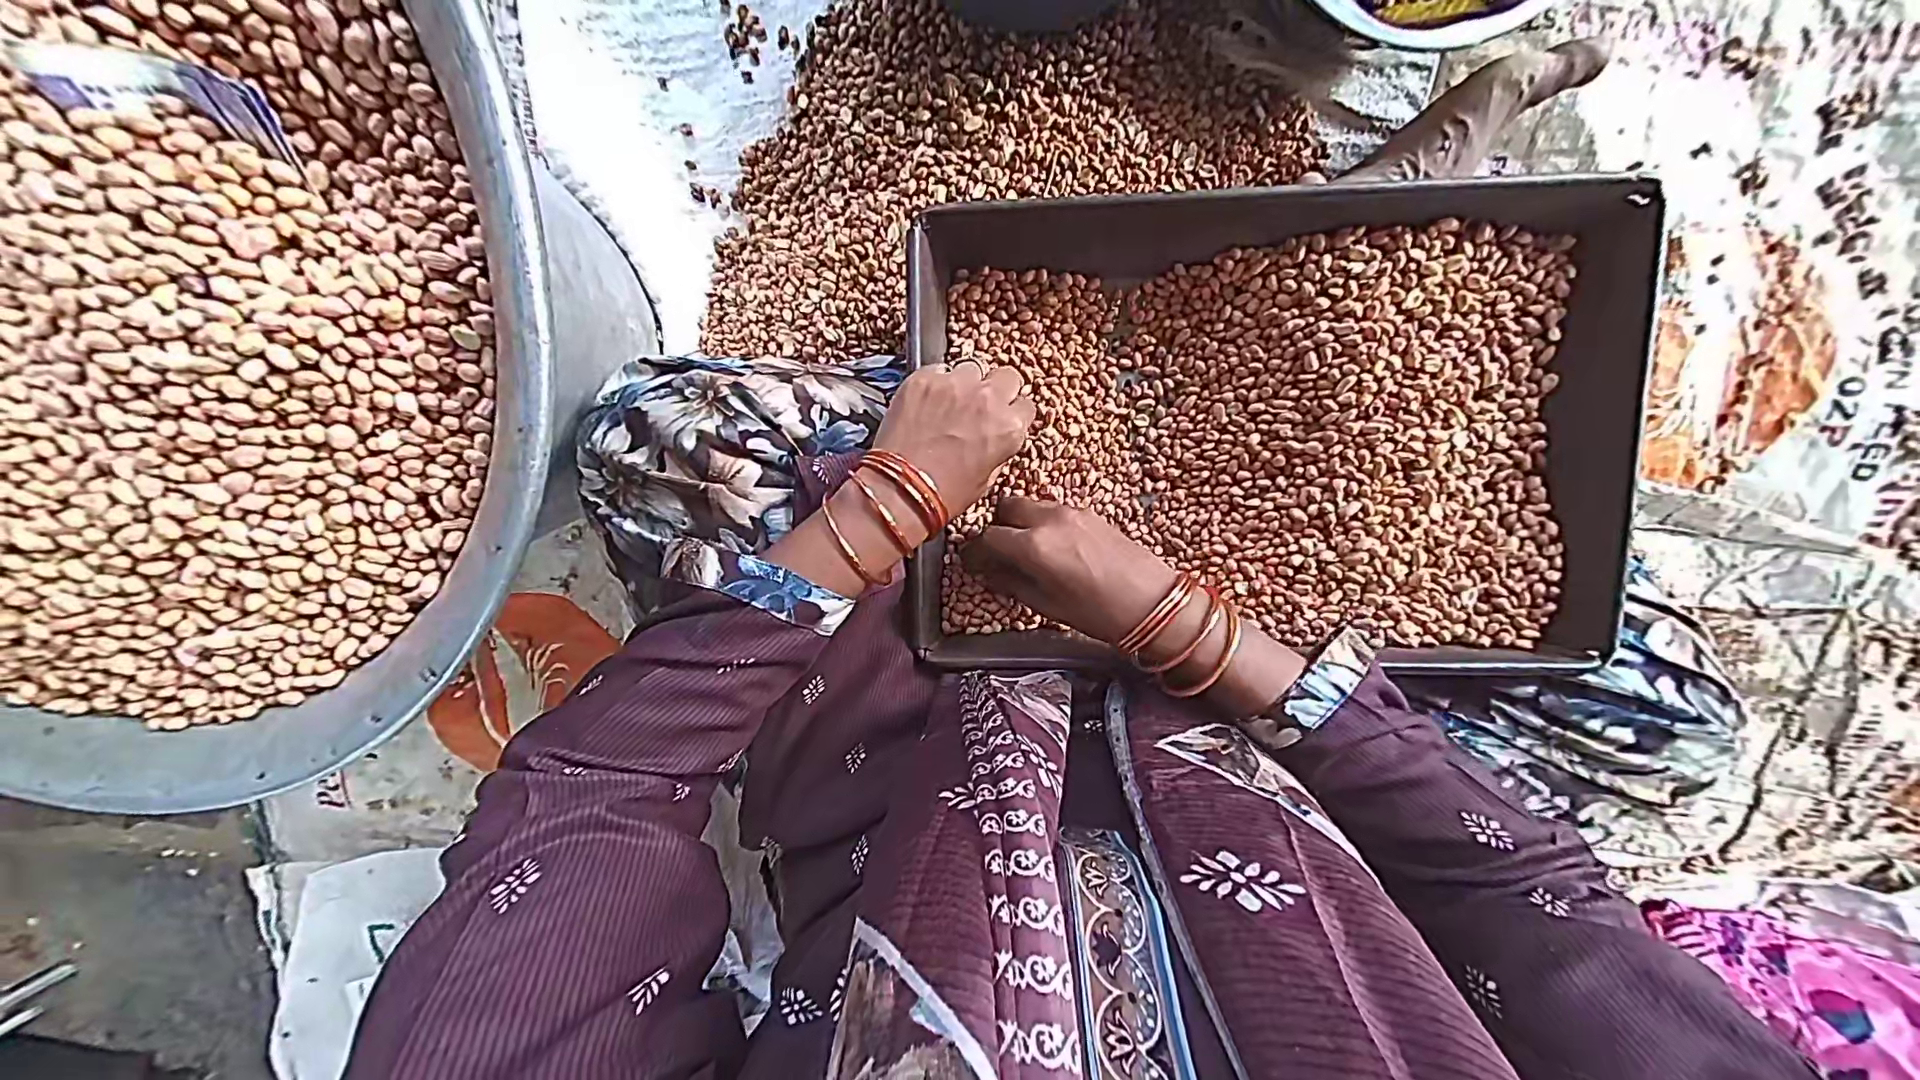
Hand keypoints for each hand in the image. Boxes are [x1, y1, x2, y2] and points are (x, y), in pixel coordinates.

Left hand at [870, 360, 1036, 520]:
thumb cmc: (944, 494)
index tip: (1001, 418)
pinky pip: (938, 369)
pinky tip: (926, 402)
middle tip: (980, 405)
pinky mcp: (924, 379)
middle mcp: (988, 399)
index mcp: (1010, 427)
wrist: (900, 490)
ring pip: (971, 368)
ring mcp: (955, 385)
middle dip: (997, 388)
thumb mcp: (987, 480)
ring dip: (965, 382)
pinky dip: (935, 383)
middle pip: (1006, 376)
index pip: (1025, 405)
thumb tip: (995, 435)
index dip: (1012, 412)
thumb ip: (999, 448)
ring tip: (950, 402)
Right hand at [963, 496, 1308, 715]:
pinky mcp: (1090, 513)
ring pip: (1030, 504)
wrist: (1156, 604)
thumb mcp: (1047, 605)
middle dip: (995, 527)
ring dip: (1019, 521)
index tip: (971, 561)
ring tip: (1023, 550)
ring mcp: (1072, 512)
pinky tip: (1050, 547)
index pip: (988, 537)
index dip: (974, 551)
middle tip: (995, 552)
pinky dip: (1041, 521)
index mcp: (1034, 546)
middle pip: (1005, 507)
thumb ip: (1012, 583)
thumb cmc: (1101, 614)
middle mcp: (1050, 520)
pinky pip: (1053, 509)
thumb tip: (989, 572)